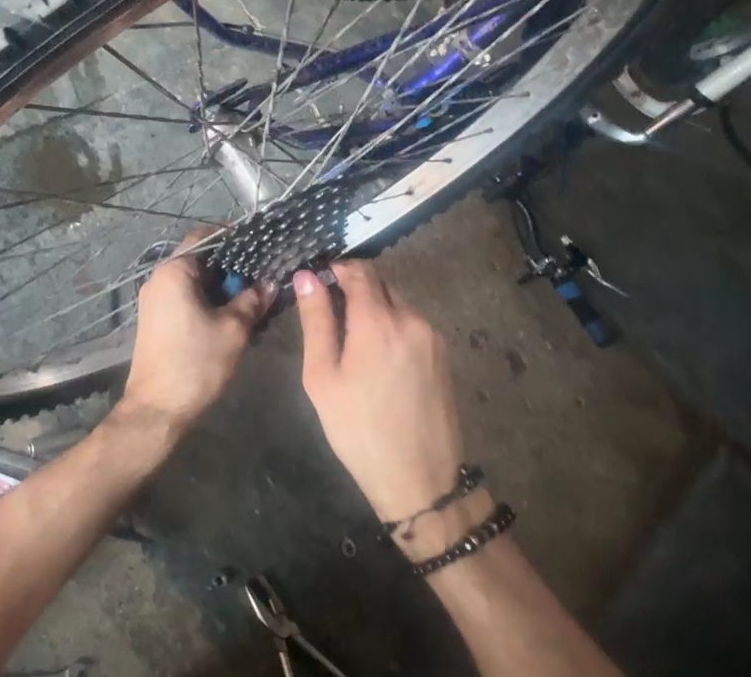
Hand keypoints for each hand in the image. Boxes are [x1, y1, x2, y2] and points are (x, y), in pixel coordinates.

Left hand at [121, 230, 276, 429]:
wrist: (157, 408)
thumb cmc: (196, 363)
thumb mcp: (233, 330)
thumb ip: (252, 300)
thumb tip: (270, 283)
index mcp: (173, 272)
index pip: (204, 237)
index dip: (232, 238)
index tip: (260, 245)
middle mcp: (158, 278)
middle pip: (199, 260)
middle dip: (231, 267)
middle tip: (263, 275)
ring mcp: (154, 300)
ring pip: (193, 281)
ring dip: (221, 287)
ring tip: (253, 296)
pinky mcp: (156, 319)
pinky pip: (185, 298)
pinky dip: (208, 301)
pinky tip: (233, 314)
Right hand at [295, 260, 467, 525]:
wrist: (420, 480)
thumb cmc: (358, 429)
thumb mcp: (322, 376)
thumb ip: (316, 321)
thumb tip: (307, 277)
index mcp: (379, 321)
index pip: (359, 271)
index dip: (336, 269)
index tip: (315, 282)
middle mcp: (412, 319)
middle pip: (380, 284)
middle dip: (353, 289)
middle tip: (327, 317)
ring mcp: (433, 337)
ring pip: (396, 304)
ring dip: (372, 309)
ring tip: (349, 344)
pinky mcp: (443, 356)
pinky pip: (410, 325)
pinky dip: (390, 327)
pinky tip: (375, 360)